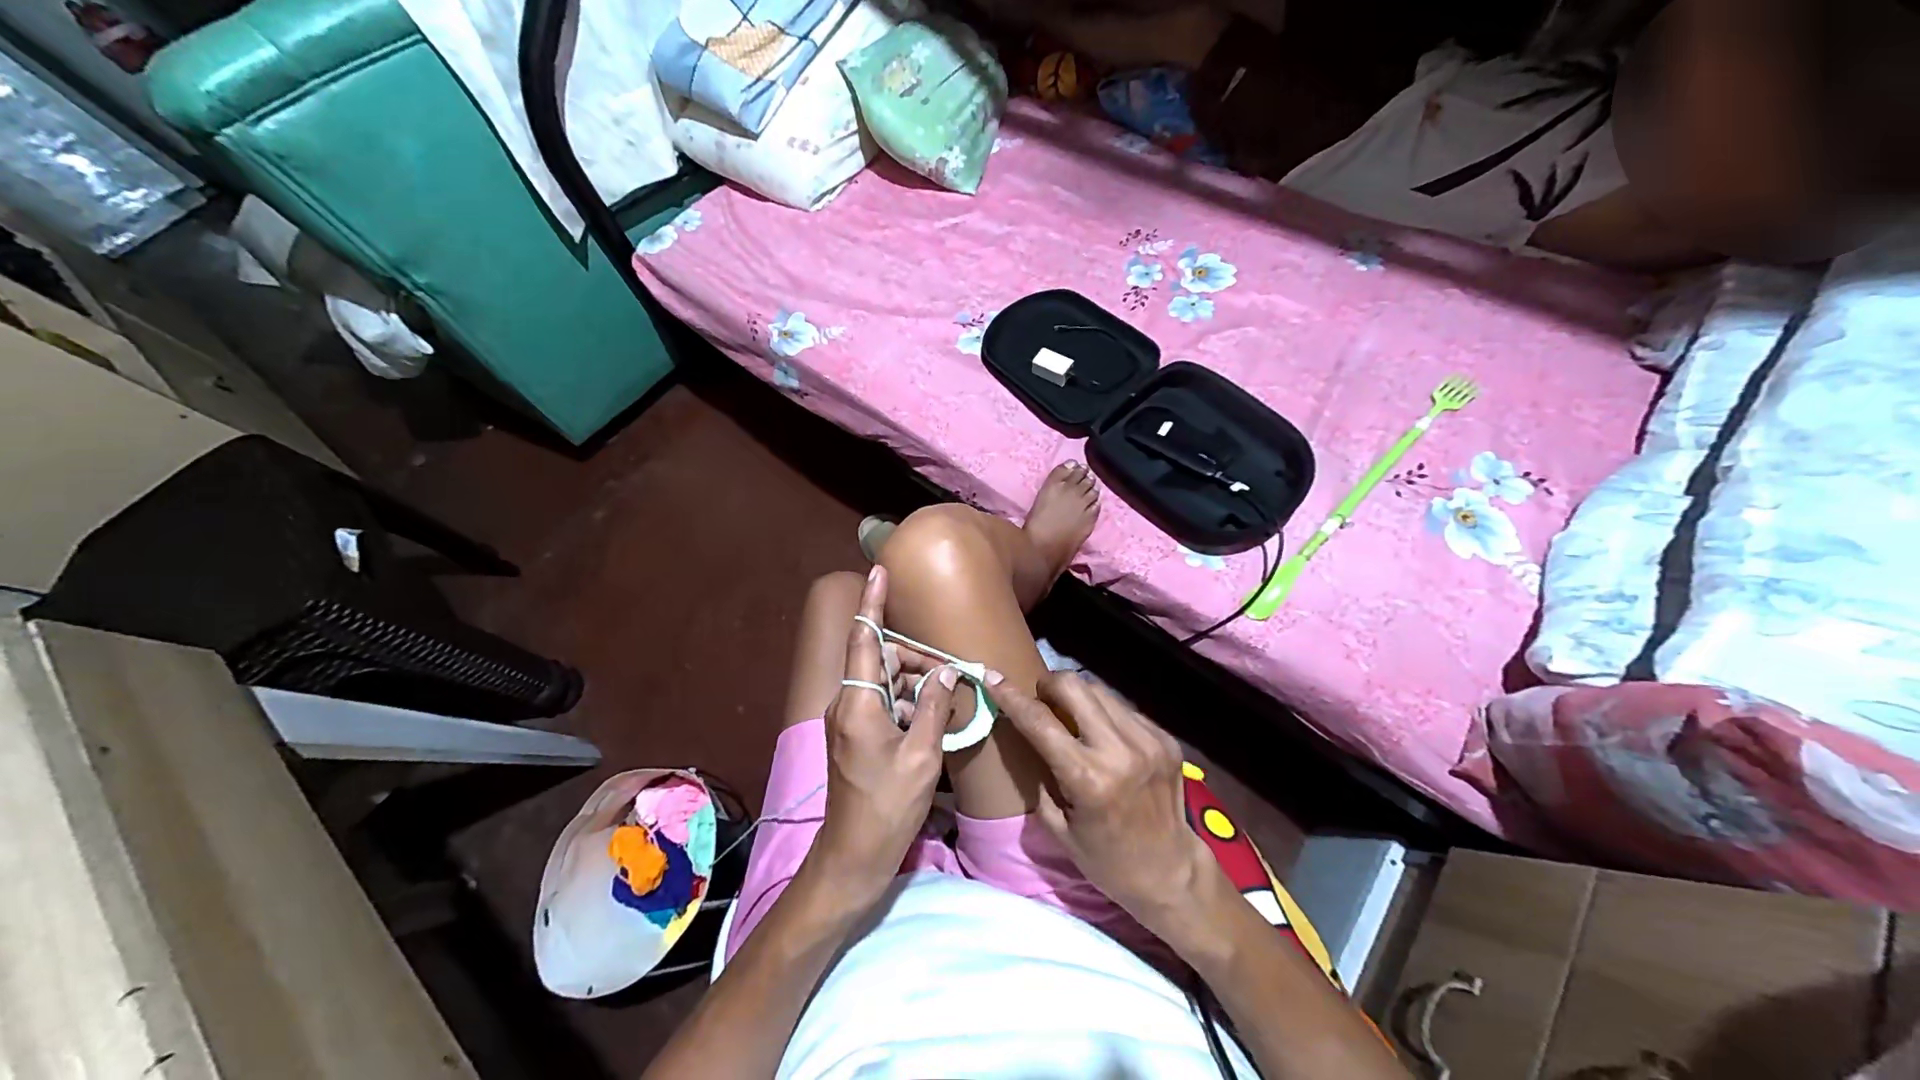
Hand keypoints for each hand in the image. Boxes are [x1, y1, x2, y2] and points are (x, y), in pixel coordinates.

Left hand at [810, 565, 954, 896]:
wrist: (854, 855)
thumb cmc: (888, 806)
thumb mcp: (922, 755)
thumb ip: (935, 706)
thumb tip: (946, 671)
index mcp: (858, 702)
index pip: (865, 638)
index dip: (873, 602)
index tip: (880, 570)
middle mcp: (848, 703)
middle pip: (883, 659)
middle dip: (918, 659)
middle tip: (954, 673)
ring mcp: (850, 720)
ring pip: (886, 682)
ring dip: (917, 684)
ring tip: (948, 701)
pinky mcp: (856, 736)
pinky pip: (884, 704)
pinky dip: (909, 705)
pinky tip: (933, 723)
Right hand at [988, 670, 1217, 934]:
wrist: (1170, 872)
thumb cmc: (1105, 859)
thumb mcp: (1058, 827)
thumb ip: (1041, 774)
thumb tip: (1028, 731)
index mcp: (1088, 779)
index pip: (1040, 722)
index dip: (1011, 696)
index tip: (993, 677)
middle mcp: (1120, 751)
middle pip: (1075, 687)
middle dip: (1049, 684)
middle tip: (1040, 699)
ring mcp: (1149, 741)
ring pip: (1100, 690)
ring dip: (1077, 696)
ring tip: (1070, 715)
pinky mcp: (1166, 739)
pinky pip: (1124, 708)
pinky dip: (1105, 713)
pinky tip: (1102, 735)